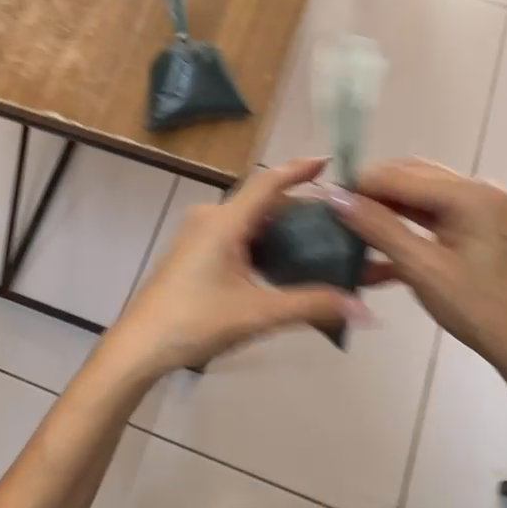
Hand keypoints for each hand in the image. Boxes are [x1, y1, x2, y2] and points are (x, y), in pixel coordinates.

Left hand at [103, 158, 368, 377]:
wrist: (141, 345)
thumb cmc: (195, 321)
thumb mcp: (258, 313)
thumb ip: (312, 306)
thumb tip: (365, 309)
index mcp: (224, 221)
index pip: (268, 183)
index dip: (299, 170)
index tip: (329, 162)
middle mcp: (211, 218)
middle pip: (263, 203)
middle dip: (301, 211)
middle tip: (340, 222)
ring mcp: (199, 235)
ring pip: (251, 222)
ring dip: (283, 231)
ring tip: (322, 243)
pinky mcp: (195, 253)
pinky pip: (238, 237)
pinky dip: (264, 244)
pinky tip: (287, 264)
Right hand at [324, 158, 506, 377]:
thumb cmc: (480, 309)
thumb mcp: (422, 269)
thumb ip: (378, 227)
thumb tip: (336, 196)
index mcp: (470, 195)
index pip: (401, 176)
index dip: (360, 184)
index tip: (325, 198)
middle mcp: (479, 191)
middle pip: (412, 178)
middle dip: (373, 194)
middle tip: (336, 213)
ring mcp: (483, 211)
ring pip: (421, 198)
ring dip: (387, 212)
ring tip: (352, 229)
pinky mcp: (481, 231)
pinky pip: (435, 218)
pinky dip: (408, 230)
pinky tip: (379, 253)